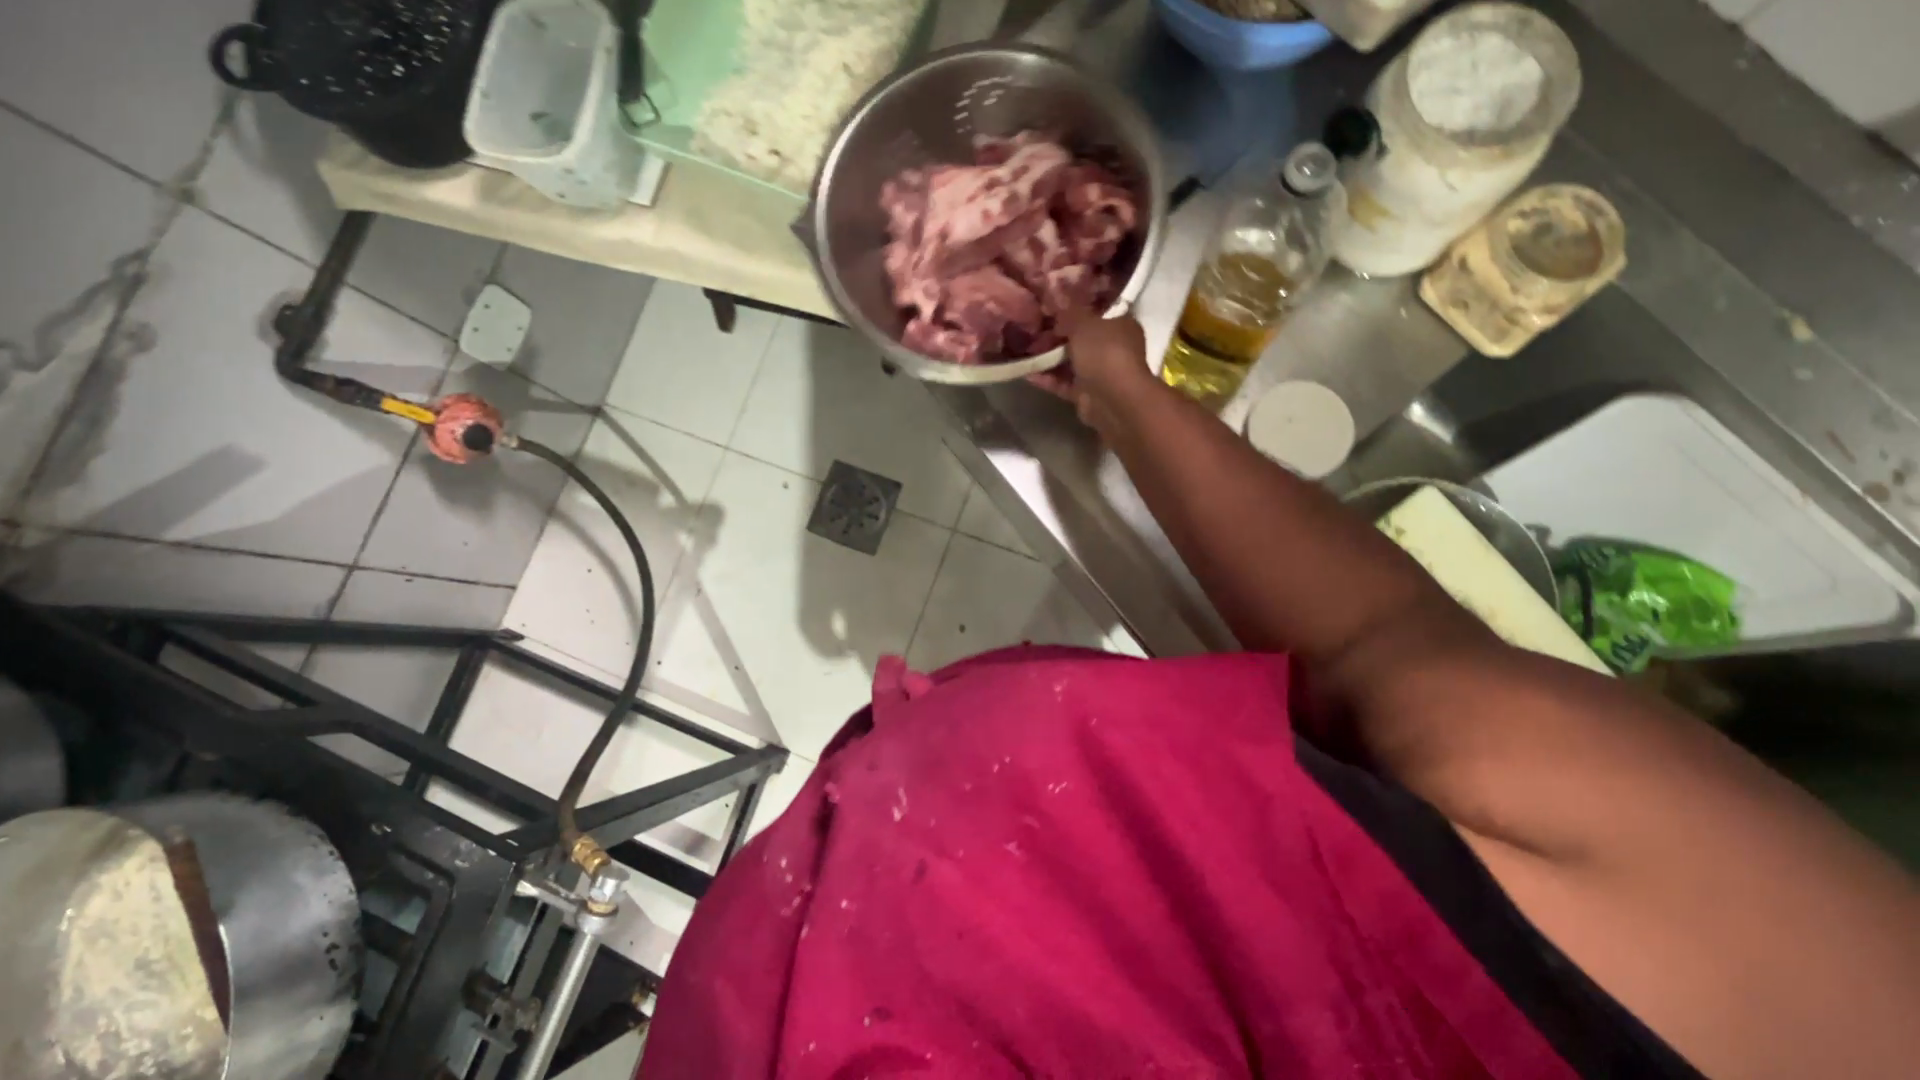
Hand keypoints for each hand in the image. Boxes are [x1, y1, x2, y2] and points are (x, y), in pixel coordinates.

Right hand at [1028, 313, 1152, 430]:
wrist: (1114, 400)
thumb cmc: (1105, 352)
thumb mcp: (1083, 323)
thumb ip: (1068, 311)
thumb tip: (1055, 296)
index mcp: (1121, 325)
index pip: (1098, 312)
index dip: (1075, 309)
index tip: (1051, 307)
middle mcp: (1113, 348)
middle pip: (1081, 338)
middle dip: (1057, 335)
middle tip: (1031, 328)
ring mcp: (1100, 373)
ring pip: (1071, 362)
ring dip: (1049, 358)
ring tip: (1024, 349)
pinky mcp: (1087, 395)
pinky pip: (1064, 383)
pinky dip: (1047, 378)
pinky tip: (1026, 372)